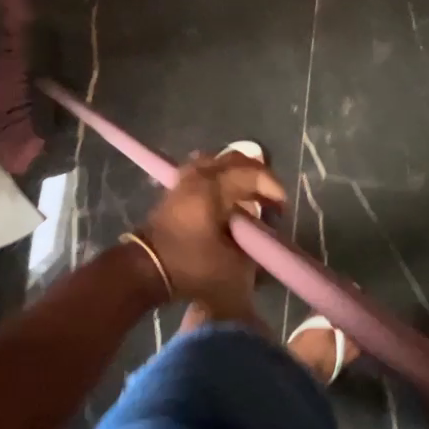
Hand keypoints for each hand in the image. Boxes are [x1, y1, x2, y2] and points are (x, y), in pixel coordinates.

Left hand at [137, 152, 286, 313]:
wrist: (146, 268)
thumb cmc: (190, 266)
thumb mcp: (233, 268)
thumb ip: (254, 251)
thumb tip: (263, 241)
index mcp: (214, 187)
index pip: (252, 173)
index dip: (273, 187)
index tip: (282, 209)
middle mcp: (199, 174)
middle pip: (236, 159)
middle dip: (259, 177)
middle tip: (270, 201)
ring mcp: (185, 178)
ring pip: (219, 162)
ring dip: (238, 175)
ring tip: (250, 198)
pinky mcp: (176, 188)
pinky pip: (205, 170)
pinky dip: (221, 179)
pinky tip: (227, 201)